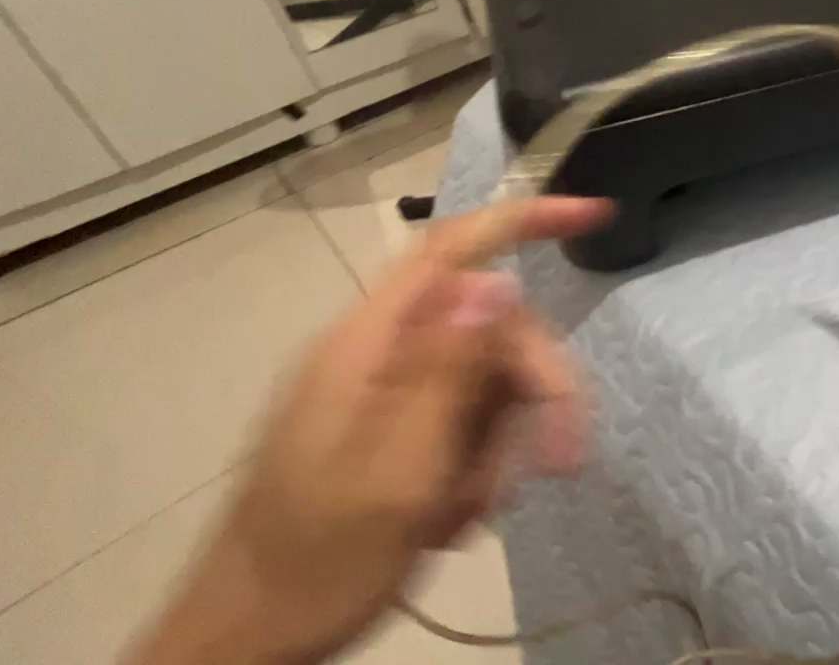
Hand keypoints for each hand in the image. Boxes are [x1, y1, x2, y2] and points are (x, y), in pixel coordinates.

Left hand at [127, 197, 611, 664]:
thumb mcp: (397, 473)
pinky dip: (480, 461)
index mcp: (369, 345)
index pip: (454, 248)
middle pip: (494, 329)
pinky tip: (456, 512)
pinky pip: (469, 416)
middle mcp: (383, 352)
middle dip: (538, 388)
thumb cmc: (315, 568)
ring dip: (505, 441)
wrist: (243, 645)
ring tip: (475, 511)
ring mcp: (389, 388)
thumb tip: (497, 283)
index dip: (527, 220)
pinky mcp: (397, 424)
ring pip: (490, 377)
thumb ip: (448, 372)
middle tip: (561, 458)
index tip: (596, 216)